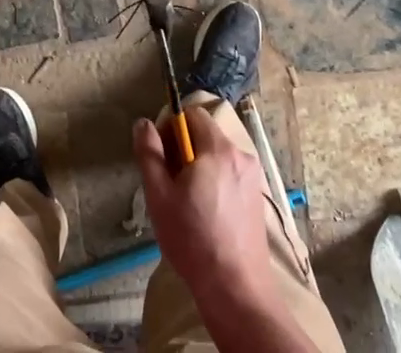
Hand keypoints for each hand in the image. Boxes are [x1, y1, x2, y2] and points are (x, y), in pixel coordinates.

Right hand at [132, 107, 275, 301]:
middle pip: (206, 134)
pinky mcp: (258, 197)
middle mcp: (241, 155)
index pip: (192, 114)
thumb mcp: (159, 196)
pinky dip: (214, 181)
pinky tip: (206, 214)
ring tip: (186, 203)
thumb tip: (143, 123)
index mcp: (218, 149)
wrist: (235, 286)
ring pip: (217, 156)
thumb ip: (149, 154)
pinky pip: (230, 174)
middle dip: (184, 150)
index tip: (160, 155)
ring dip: (198, 167)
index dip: (171, 128)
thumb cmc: (192, 239)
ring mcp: (253, 177)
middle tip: (169, 183)